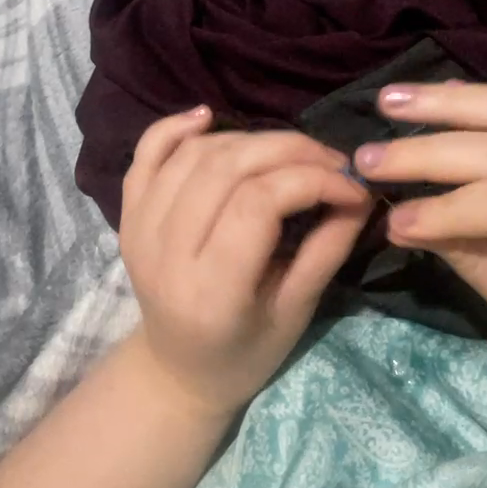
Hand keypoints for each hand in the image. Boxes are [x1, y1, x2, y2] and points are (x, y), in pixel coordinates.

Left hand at [120, 107, 371, 415]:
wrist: (176, 370)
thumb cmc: (245, 353)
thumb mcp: (296, 312)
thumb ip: (326, 249)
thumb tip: (359, 191)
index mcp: (210, 290)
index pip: (258, 203)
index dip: (311, 179)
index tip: (351, 186)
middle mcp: (164, 253)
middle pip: (226, 168)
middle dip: (289, 150)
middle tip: (332, 160)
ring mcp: (138, 229)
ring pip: (194, 154)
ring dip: (249, 138)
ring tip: (292, 153)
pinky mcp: (127, 215)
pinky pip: (146, 155)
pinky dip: (175, 127)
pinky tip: (210, 116)